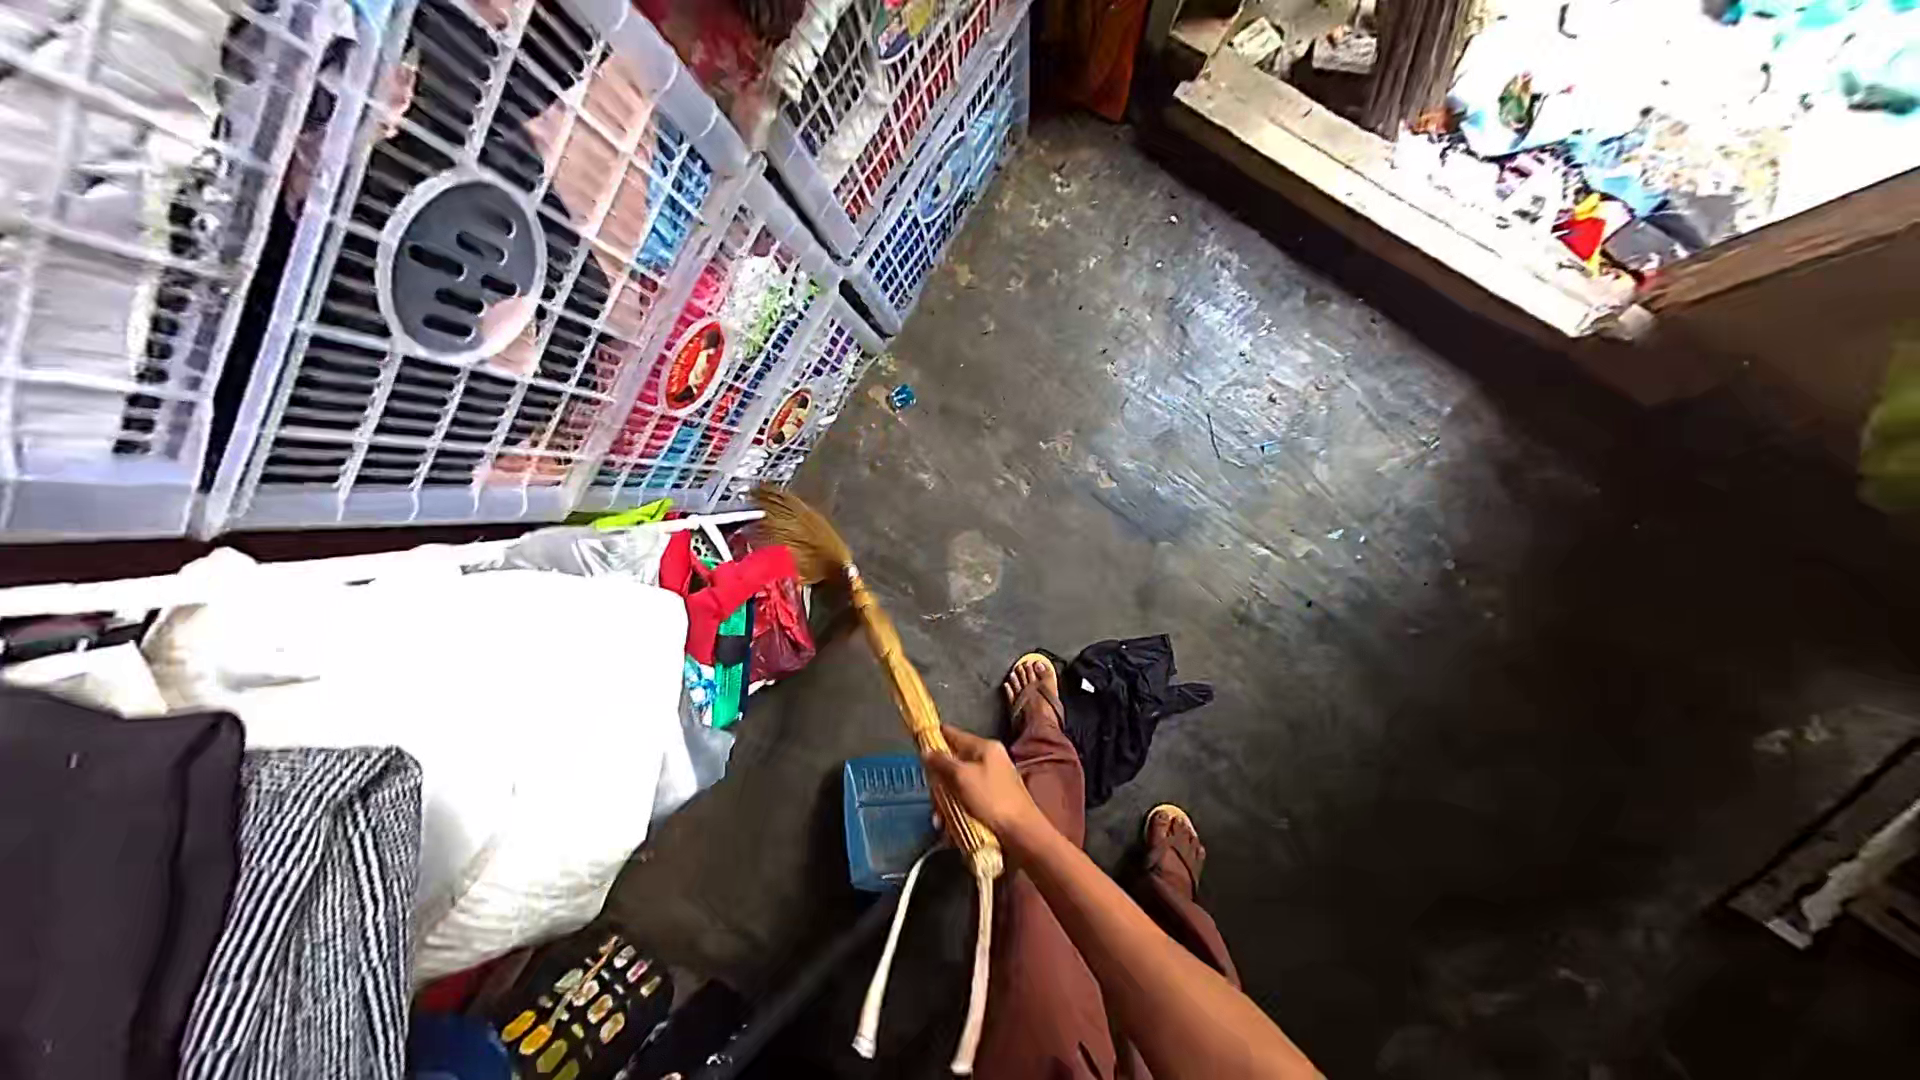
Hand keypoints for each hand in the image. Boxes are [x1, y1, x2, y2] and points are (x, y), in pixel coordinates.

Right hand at [922, 725, 1053, 853]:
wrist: (1021, 833)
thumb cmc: (991, 800)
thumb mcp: (962, 778)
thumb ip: (942, 763)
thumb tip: (926, 750)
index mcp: (985, 747)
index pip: (953, 734)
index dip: (935, 737)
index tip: (918, 743)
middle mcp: (990, 759)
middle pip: (954, 762)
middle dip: (940, 781)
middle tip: (933, 798)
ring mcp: (993, 779)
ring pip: (959, 783)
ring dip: (947, 800)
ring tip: (941, 820)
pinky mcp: (994, 798)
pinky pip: (968, 798)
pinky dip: (958, 809)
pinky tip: (950, 826)